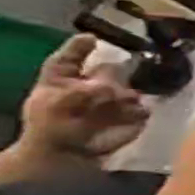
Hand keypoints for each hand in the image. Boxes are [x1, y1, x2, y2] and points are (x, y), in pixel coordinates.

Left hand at [20, 34, 148, 159]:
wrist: (67, 157)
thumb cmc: (52, 127)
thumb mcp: (59, 101)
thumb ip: (89, 89)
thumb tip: (118, 88)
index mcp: (63, 77)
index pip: (74, 56)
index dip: (81, 46)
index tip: (94, 37)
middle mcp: (91, 85)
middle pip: (110, 69)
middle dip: (117, 69)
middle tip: (120, 76)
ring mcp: (114, 101)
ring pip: (129, 87)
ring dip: (126, 93)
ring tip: (118, 104)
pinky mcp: (133, 116)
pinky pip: (142, 107)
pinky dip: (137, 110)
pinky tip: (130, 114)